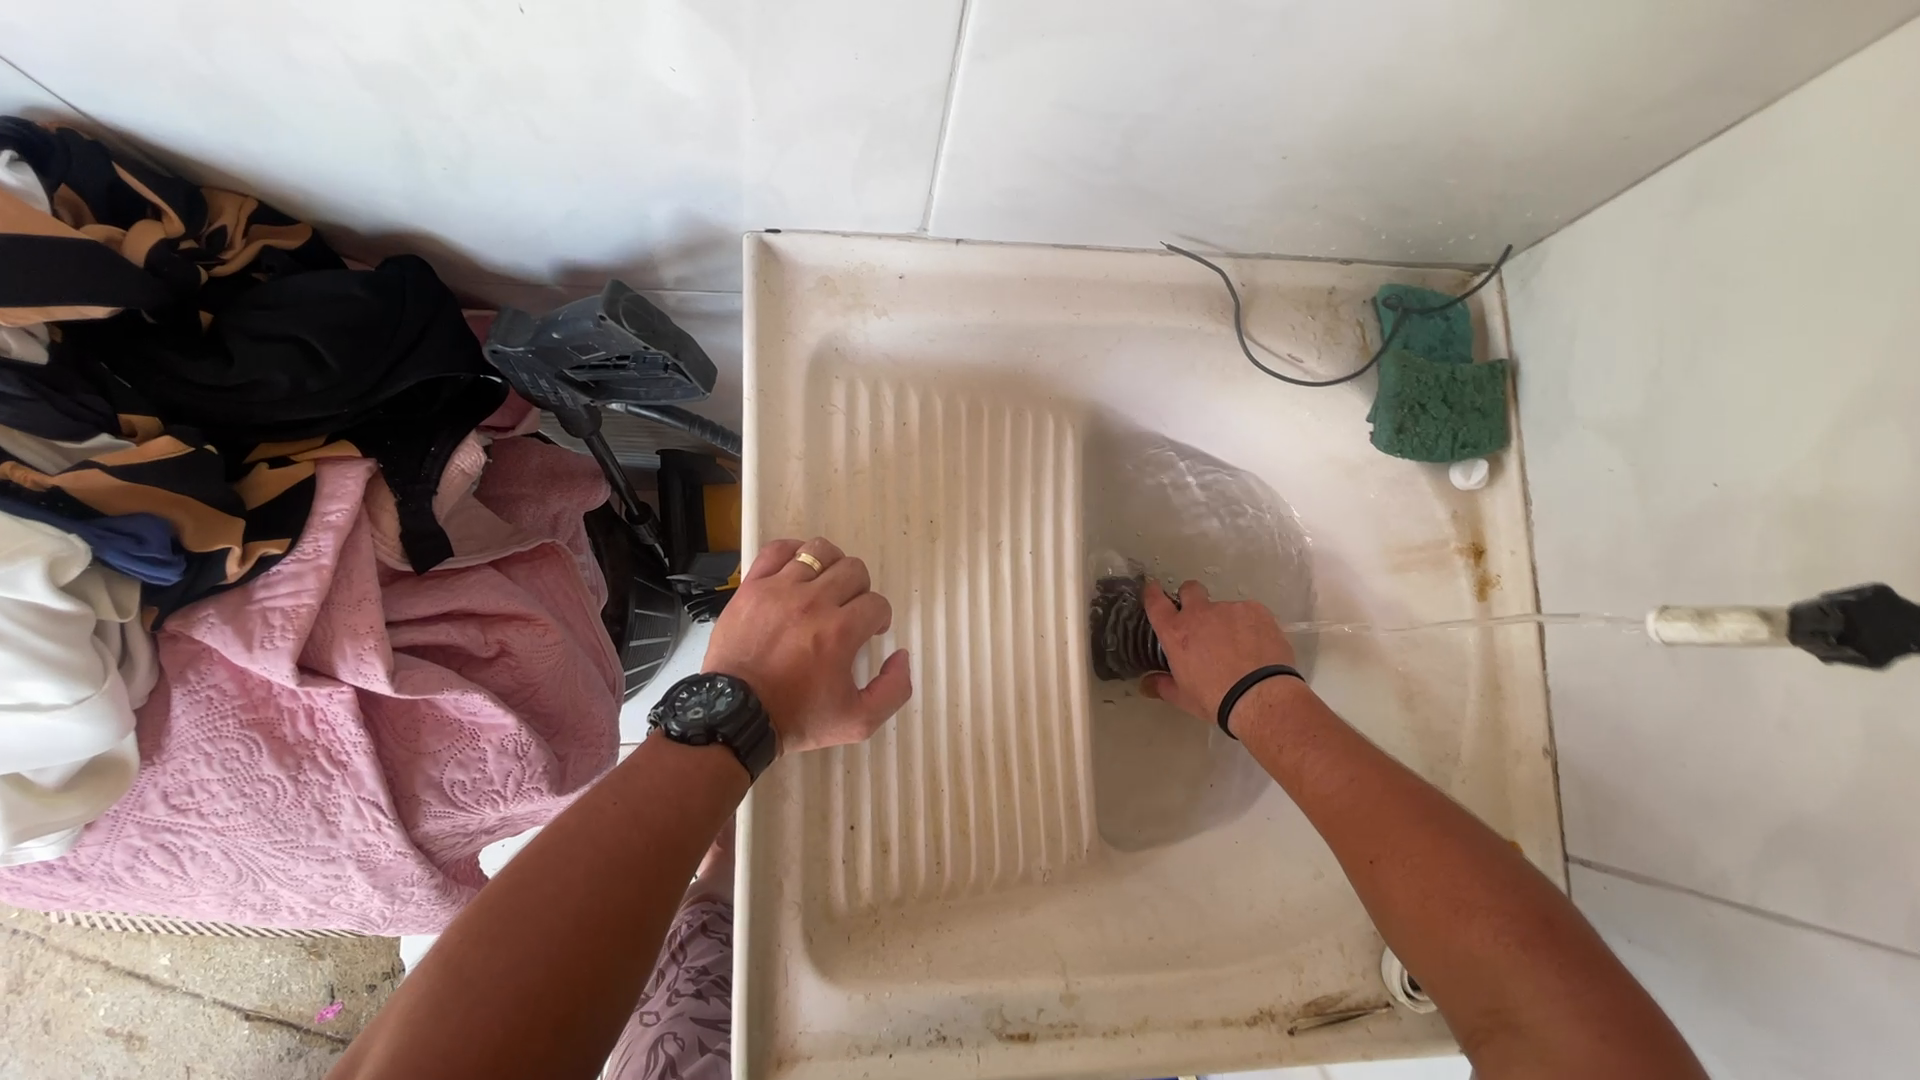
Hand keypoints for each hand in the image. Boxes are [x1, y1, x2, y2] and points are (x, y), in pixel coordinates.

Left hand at [703, 537, 911, 754]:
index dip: (878, 619)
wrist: (736, 715)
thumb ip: (894, 690)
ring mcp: (779, 589)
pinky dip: (794, 553)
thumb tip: (901, 655)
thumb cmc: (797, 717)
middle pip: (854, 570)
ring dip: (832, 567)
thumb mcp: (858, 721)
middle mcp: (813, 602)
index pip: (877, 604)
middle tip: (848, 612)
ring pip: (820, 552)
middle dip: (860, 591)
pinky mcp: (752, 586)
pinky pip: (778, 550)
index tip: (867, 634)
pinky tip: (797, 573)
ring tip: (825, 588)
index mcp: (840, 631)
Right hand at [1139, 579, 1297, 722]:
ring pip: (1224, 607)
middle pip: (1190, 589)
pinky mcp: (1255, 610)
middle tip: (1199, 617)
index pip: (1156, 603)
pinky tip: (1256, 646)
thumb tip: (1147, 685)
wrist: (1260, 696)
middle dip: (1191, 597)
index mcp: (1176, 633)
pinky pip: (1249, 613)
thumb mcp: (1183, 697)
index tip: (1154, 590)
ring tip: (1239, 647)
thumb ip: (1162, 686)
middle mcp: (1199, 614)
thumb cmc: (1217, 698)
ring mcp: (1229, 609)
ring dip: (1226, 621)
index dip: (1153, 593)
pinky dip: (1250, 626)